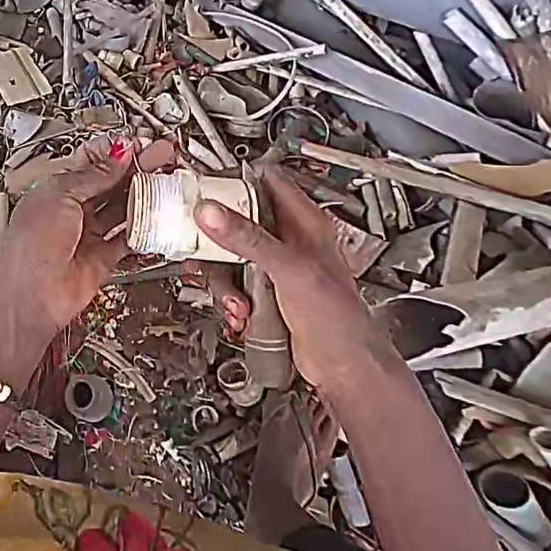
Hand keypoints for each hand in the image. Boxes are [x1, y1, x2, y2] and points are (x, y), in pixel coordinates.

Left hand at [0, 135, 146, 347]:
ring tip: (167, 182)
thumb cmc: (30, 246)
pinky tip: (158, 215)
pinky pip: (129, 239)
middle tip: (162, 157)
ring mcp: (88, 234)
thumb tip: (118, 155)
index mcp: (56, 188)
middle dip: (137, 169)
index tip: (139, 144)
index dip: (116, 152)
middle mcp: (73, 209)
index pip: (92, 162)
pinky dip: (144, 228)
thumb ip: (94, 176)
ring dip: (145, 195)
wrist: (30, 295)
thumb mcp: (61, 196)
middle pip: (112, 183)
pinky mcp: (102, 258)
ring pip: (123, 208)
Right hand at [194, 166, 395, 394]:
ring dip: (224, 283)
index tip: (205, 193)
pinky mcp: (263, 293)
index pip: (264, 182)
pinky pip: (232, 286)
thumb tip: (212, 212)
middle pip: (235, 223)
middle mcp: (287, 241)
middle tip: (206, 253)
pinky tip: (242, 314)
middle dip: (217, 245)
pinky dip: (230, 301)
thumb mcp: (290, 269)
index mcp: (303, 223)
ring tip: (237, 302)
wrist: (345, 368)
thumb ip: (248, 238)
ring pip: (228, 258)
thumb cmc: (340, 319)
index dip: (234, 182)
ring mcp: (274, 268)